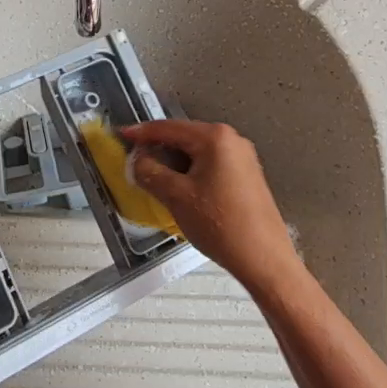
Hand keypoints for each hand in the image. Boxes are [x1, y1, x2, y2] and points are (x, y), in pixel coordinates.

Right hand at [116, 119, 298, 287]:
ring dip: (174, 164)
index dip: (142, 133)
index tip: (123, 135)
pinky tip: (180, 191)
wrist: (264, 259)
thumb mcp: (175, 196)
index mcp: (215, 138)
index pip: (169, 128)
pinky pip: (210, 166)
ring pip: (197, 153)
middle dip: (158, 150)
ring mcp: (243, 159)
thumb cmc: (221, 225)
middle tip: (135, 162)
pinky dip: (191, 173)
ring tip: (154, 180)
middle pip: (184, 138)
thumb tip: (138, 161)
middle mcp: (232, 141)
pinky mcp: (247, 177)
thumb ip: (150, 172)